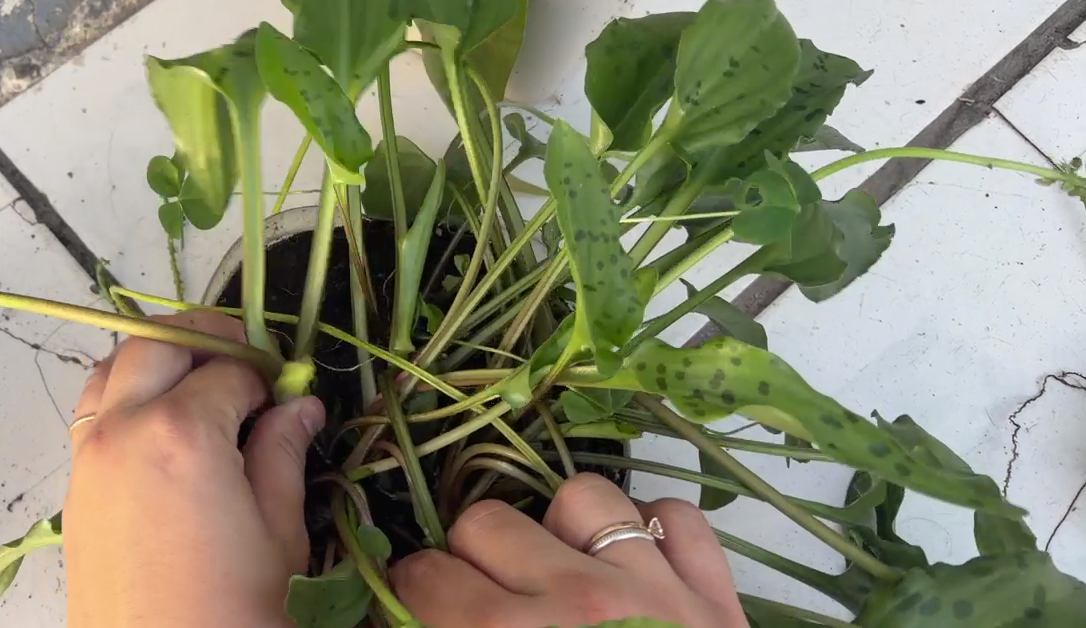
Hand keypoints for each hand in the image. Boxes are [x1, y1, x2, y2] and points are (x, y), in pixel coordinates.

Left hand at [63, 312, 324, 627]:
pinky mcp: (74, 482)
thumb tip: (300, 404)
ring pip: (113, 365)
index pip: (228, 372)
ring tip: (197, 378)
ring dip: (155, 356)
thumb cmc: (237, 615)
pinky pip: (92, 406)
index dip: (263, 373)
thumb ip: (283, 452)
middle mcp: (124, 425)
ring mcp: (89, 451)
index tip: (283, 388)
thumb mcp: (278, 534)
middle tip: (243, 356)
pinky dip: (123, 389)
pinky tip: (158, 418)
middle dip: (203, 336)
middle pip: (157, 342)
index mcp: (181, 431)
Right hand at [391, 473, 746, 627]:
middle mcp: (577, 602)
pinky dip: (659, 533)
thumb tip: (394, 620)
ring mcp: (655, 593)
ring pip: (581, 497)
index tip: (425, 609)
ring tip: (568, 575)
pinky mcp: (719, 601)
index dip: (416, 592)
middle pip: (485, 521)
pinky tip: (641, 568)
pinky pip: (679, 519)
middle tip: (495, 601)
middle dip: (477, 558)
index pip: (426, 576)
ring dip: (565, 531)